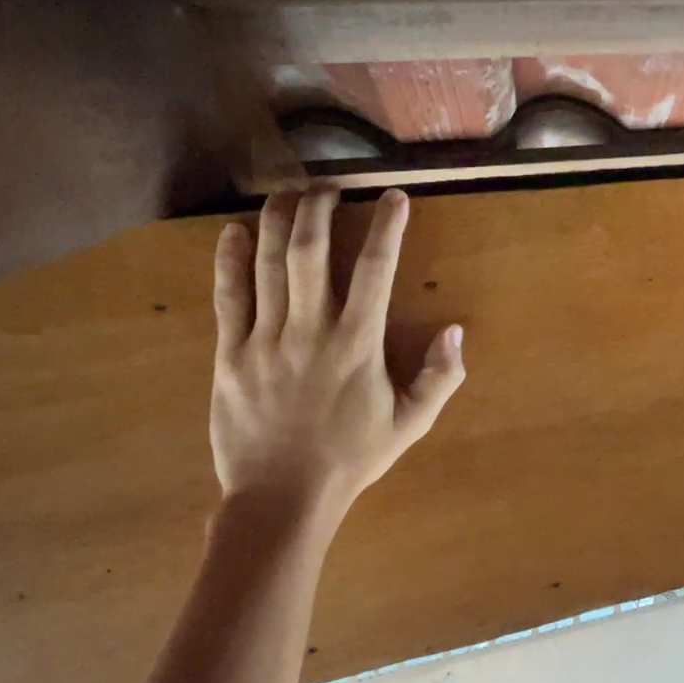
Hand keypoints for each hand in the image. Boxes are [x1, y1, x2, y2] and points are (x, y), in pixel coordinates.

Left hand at [209, 187, 465, 520]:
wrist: (281, 498)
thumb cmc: (353, 457)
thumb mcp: (412, 422)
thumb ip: (440, 376)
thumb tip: (456, 331)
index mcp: (357, 344)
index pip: (374, 271)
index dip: (386, 228)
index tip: (394, 196)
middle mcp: (309, 330)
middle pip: (308, 253)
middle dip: (319, 209)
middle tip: (329, 184)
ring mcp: (264, 340)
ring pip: (266, 266)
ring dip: (276, 222)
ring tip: (287, 193)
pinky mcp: (230, 355)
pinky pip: (228, 298)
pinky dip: (229, 261)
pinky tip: (232, 232)